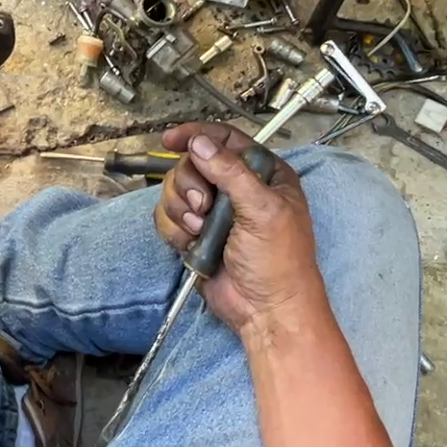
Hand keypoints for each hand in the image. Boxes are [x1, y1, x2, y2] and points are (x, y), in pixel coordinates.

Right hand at [154, 121, 323, 333]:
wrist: (265, 312)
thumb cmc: (279, 262)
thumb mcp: (263, 211)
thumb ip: (230, 172)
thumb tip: (199, 143)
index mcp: (262, 174)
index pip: (225, 139)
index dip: (196, 134)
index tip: (171, 139)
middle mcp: (236, 188)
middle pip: (192, 163)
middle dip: (190, 184)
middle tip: (203, 206)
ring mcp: (213, 211)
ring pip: (175, 189)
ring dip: (181, 209)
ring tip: (200, 231)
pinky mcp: (194, 233)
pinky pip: (167, 216)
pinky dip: (173, 228)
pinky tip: (190, 243)